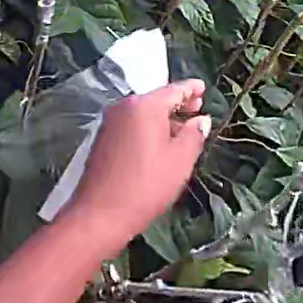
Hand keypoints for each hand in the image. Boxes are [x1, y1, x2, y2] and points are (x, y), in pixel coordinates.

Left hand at [68, 79, 209, 248]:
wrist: (99, 215)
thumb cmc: (145, 186)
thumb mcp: (179, 161)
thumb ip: (194, 135)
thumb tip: (202, 120)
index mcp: (145, 106)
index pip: (174, 89)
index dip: (191, 88)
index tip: (204, 87)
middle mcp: (125, 106)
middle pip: (157, 98)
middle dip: (178, 103)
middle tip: (198, 107)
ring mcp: (111, 121)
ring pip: (144, 112)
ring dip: (164, 118)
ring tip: (183, 128)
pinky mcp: (103, 137)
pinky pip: (132, 123)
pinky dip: (148, 127)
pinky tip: (159, 142)